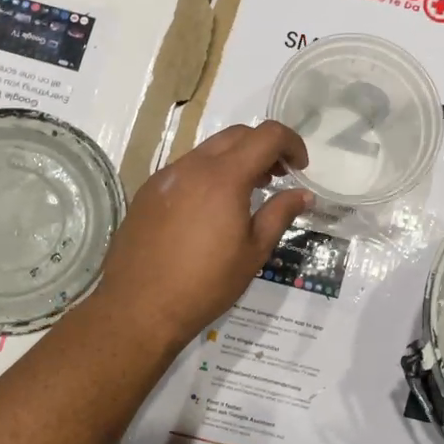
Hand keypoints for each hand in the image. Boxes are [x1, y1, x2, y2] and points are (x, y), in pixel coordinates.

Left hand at [93, 122, 312, 349]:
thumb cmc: (206, 284)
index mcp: (224, 177)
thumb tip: (303, 195)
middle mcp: (193, 166)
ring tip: (247, 195)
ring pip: (209, 150)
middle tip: (278, 178)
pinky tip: (211, 211)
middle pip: (237, 134)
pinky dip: (209, 175)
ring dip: (235, 161)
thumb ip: (280, 214)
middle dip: (264, 148)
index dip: (292, 143)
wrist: (139, 308)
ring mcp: (166, 177)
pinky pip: (186, 170)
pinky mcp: (148, 192)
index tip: (300, 168)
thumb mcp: (254, 252)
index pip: (267, 136)